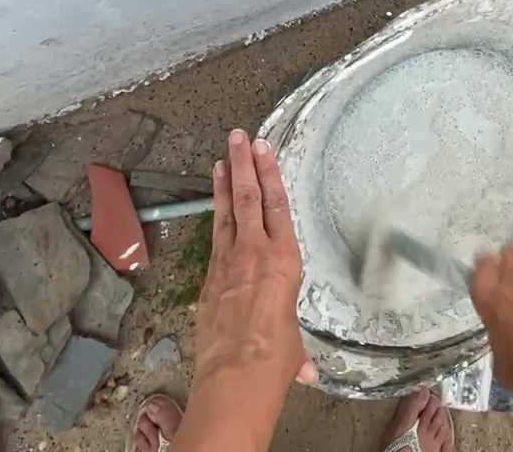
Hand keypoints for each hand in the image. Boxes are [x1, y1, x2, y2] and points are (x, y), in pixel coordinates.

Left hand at [194, 130, 315, 389]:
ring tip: (224, 155)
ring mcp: (229, 262)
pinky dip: (215, 212)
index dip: (271, 174)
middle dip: (246, 164)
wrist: (236, 376)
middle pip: (251, 197)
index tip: (264, 149)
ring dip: (226, 181)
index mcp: (285, 260)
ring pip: (228, 211)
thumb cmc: (274, 359)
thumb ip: (294, 344)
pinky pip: (214, 236)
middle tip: (240, 136)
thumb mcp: (293, 345)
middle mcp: (257, 252)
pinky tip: (214, 200)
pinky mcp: (208, 277)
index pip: (278, 205)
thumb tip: (303, 370)